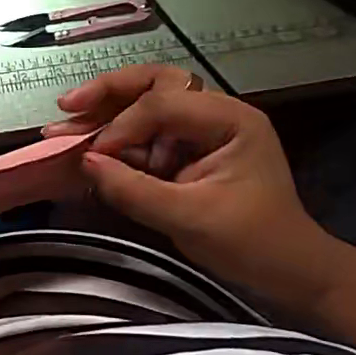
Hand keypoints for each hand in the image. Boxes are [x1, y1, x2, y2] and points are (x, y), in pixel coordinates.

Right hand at [52, 67, 355, 306]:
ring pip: (147, 103)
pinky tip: (90, 150)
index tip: (92, 155)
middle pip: (155, 83)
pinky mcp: (189, 151)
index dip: (122, 125)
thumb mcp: (190, 219)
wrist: (290, 271)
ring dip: (107, 113)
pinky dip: (118, 140)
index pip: (164, 103)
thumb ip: (134, 190)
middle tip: (67, 105)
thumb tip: (85, 163)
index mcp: (230, 119)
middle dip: (109, 92)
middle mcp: (216, 113)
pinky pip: (148, 135)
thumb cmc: (252, 243)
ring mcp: (202, 130)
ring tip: (65, 123)